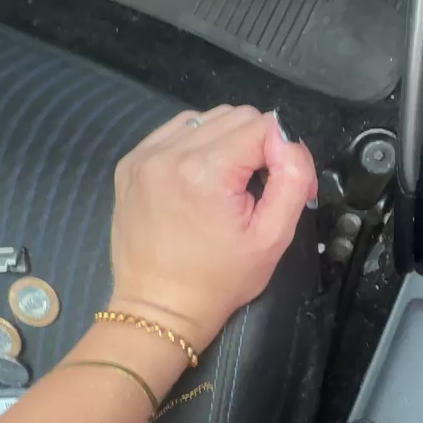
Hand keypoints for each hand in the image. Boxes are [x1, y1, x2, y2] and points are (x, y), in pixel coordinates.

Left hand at [108, 105, 316, 344]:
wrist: (159, 307)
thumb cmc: (223, 278)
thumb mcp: (275, 236)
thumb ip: (292, 178)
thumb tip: (288, 140)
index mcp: (206, 172)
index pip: (264, 125)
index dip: (284, 151)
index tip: (282, 185)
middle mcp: (168, 153)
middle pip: (237, 115)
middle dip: (259, 144)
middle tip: (259, 185)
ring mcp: (144, 155)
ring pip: (208, 117)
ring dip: (229, 139)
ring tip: (230, 180)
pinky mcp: (130, 162)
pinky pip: (178, 129)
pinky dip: (200, 143)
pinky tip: (203, 175)